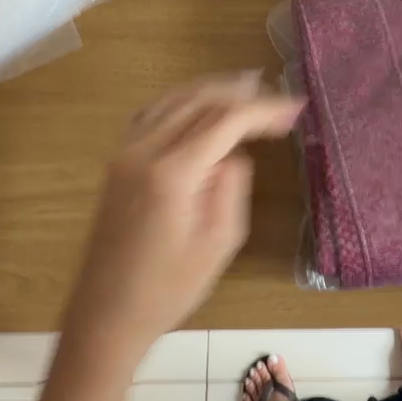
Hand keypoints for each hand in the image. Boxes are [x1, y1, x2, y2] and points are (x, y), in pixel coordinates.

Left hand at [59, 73, 304, 367]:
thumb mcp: (218, 243)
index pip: (225, 120)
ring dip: (211, 90)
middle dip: (241, 93)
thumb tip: (233, 153)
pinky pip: (151, 113)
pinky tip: (199, 105)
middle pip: (199, 100)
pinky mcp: (117, 162)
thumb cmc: (168, 289)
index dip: (264, 110)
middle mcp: (144, 151)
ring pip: (173, 100)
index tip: (296, 109)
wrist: (106, 314)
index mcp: (172, 172)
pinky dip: (182, 100)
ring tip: (247, 87)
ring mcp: (125, 154)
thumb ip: (232, 187)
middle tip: (277, 96)